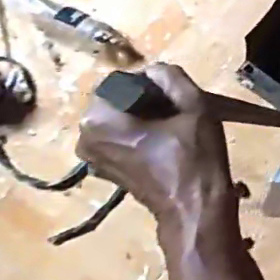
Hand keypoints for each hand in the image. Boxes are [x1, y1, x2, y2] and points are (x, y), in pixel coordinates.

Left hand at [76, 63, 234, 242]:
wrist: (195, 208)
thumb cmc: (195, 157)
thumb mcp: (195, 106)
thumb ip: (171, 77)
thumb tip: (154, 71)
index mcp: (99, 118)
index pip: (123, 80)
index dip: (153, 87)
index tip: (175, 105)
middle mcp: (84, 136)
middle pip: (119, 99)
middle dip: (146, 101)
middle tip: (177, 116)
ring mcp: (90, 155)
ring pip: (120, 117)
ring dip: (144, 117)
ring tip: (172, 131)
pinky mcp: (103, 168)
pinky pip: (119, 136)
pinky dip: (139, 134)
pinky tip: (164, 146)